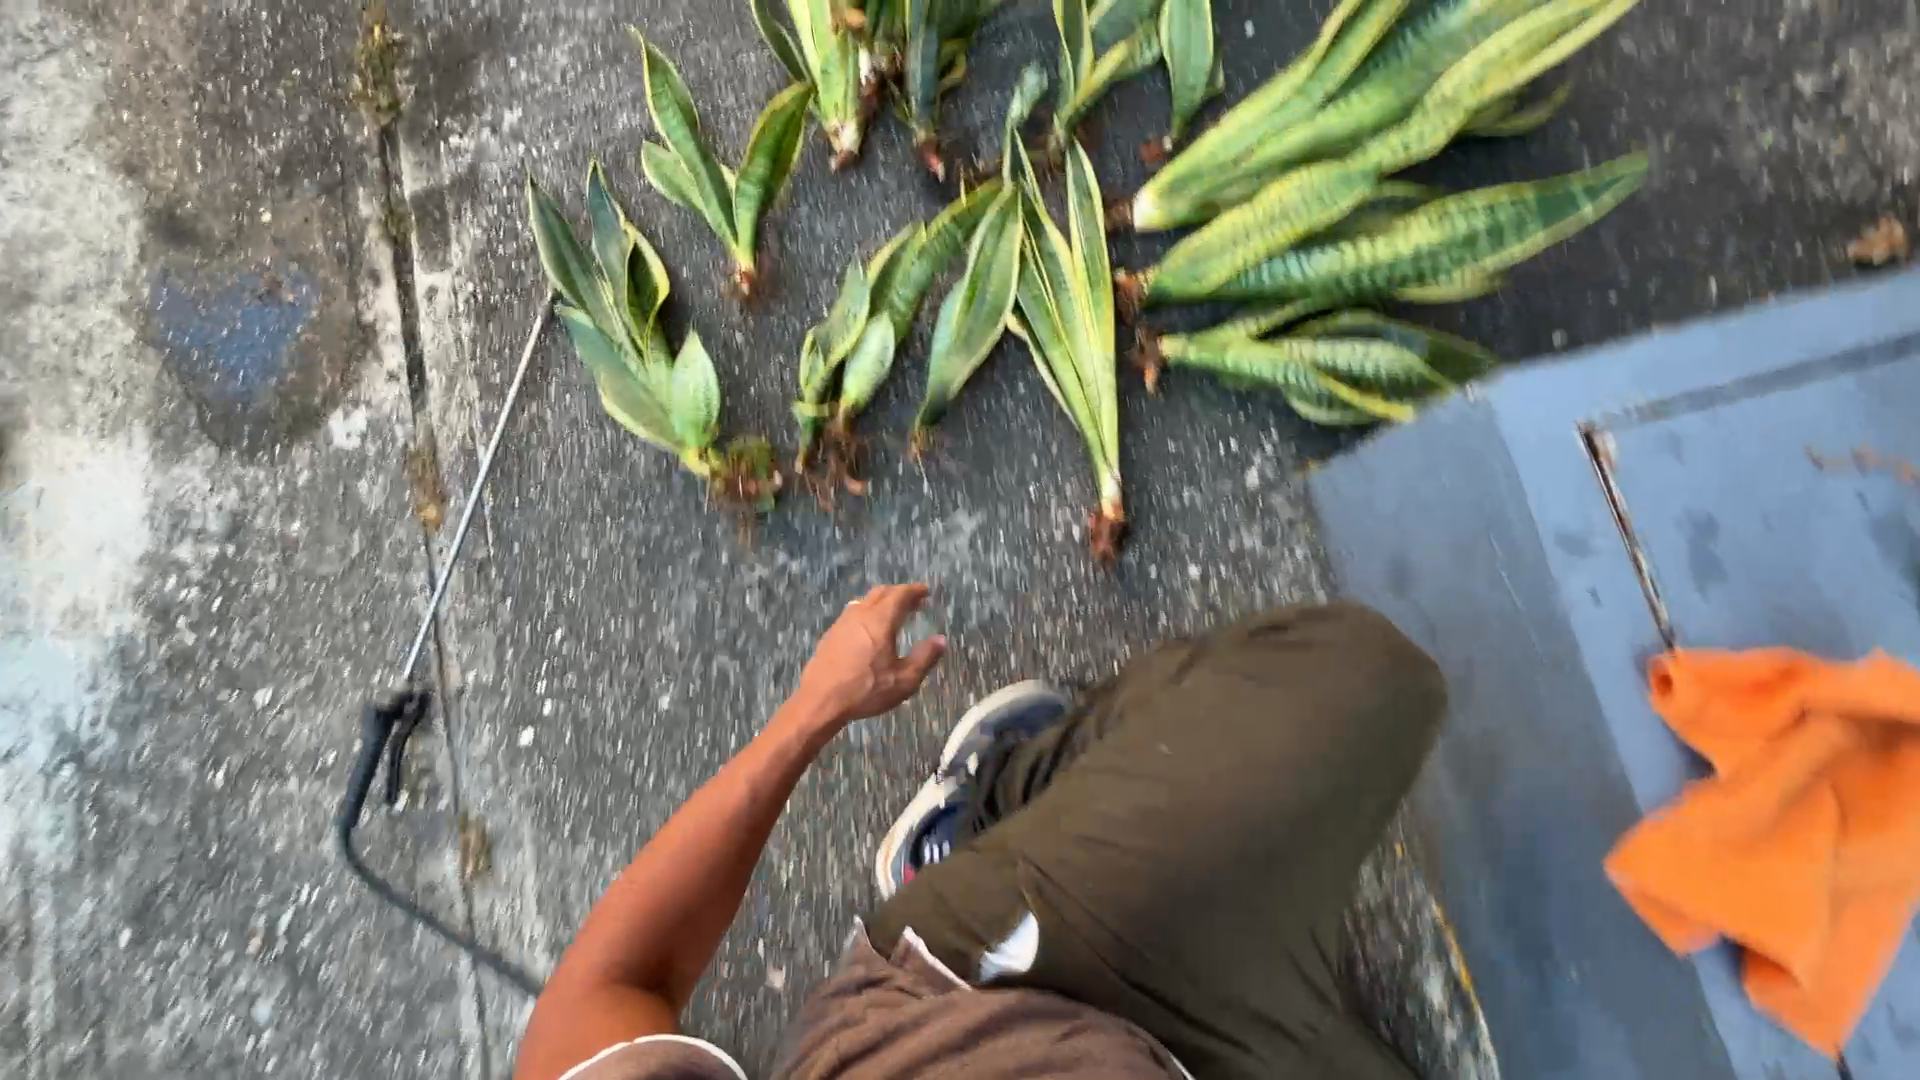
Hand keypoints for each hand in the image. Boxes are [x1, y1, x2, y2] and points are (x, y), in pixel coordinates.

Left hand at [793, 584, 946, 725]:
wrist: (820, 701)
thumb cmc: (866, 690)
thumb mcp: (904, 680)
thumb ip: (925, 657)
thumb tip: (940, 640)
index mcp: (880, 621)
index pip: (899, 595)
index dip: (914, 591)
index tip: (925, 591)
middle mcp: (860, 615)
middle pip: (881, 593)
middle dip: (898, 593)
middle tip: (913, 601)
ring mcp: (842, 623)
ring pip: (864, 601)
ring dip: (881, 601)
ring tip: (892, 613)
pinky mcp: (830, 634)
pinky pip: (852, 613)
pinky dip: (867, 612)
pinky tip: (869, 629)